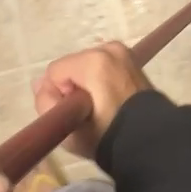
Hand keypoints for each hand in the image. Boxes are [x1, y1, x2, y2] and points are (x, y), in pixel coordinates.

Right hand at [32, 41, 152, 158]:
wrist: (151, 142)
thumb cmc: (107, 136)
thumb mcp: (69, 128)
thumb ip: (46, 103)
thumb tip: (39, 84)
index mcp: (94, 60)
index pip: (55, 71)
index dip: (56, 94)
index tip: (71, 114)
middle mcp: (109, 48)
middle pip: (72, 67)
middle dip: (71, 88)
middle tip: (84, 114)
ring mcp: (123, 52)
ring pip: (86, 66)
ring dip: (85, 85)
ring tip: (98, 109)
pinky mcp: (131, 60)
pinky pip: (103, 67)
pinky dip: (99, 81)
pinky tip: (108, 101)